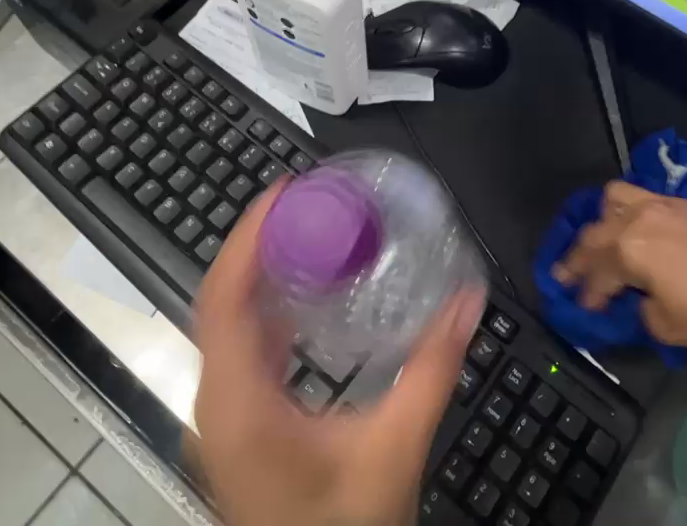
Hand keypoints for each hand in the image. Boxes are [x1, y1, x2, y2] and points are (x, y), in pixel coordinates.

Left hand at [193, 179, 486, 525]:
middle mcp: (219, 402)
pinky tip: (307, 299)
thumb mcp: (393, 449)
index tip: (283, 193)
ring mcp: (225, 415)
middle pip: (222, 300)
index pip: (224, 297)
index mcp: (239, 402)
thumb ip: (431, 371)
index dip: (248, 237)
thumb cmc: (342, 525)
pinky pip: (244, 347)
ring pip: (229, 323)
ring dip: (261, 272)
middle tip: (308, 203)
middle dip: (260, 243)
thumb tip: (467, 301)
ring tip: (309, 234)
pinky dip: (269, 309)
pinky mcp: (241, 424)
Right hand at [552, 181, 686, 349]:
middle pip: (595, 233)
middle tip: (566, 274)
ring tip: (599, 241)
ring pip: (614, 200)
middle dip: (579, 257)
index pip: (596, 274)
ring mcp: (662, 205)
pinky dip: (626, 211)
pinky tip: (632, 229)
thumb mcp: (669, 326)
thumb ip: (641, 311)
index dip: (586, 295)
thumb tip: (638, 301)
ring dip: (600, 222)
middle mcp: (638, 219)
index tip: (581, 308)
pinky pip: (640, 197)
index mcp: (629, 250)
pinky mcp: (683, 204)